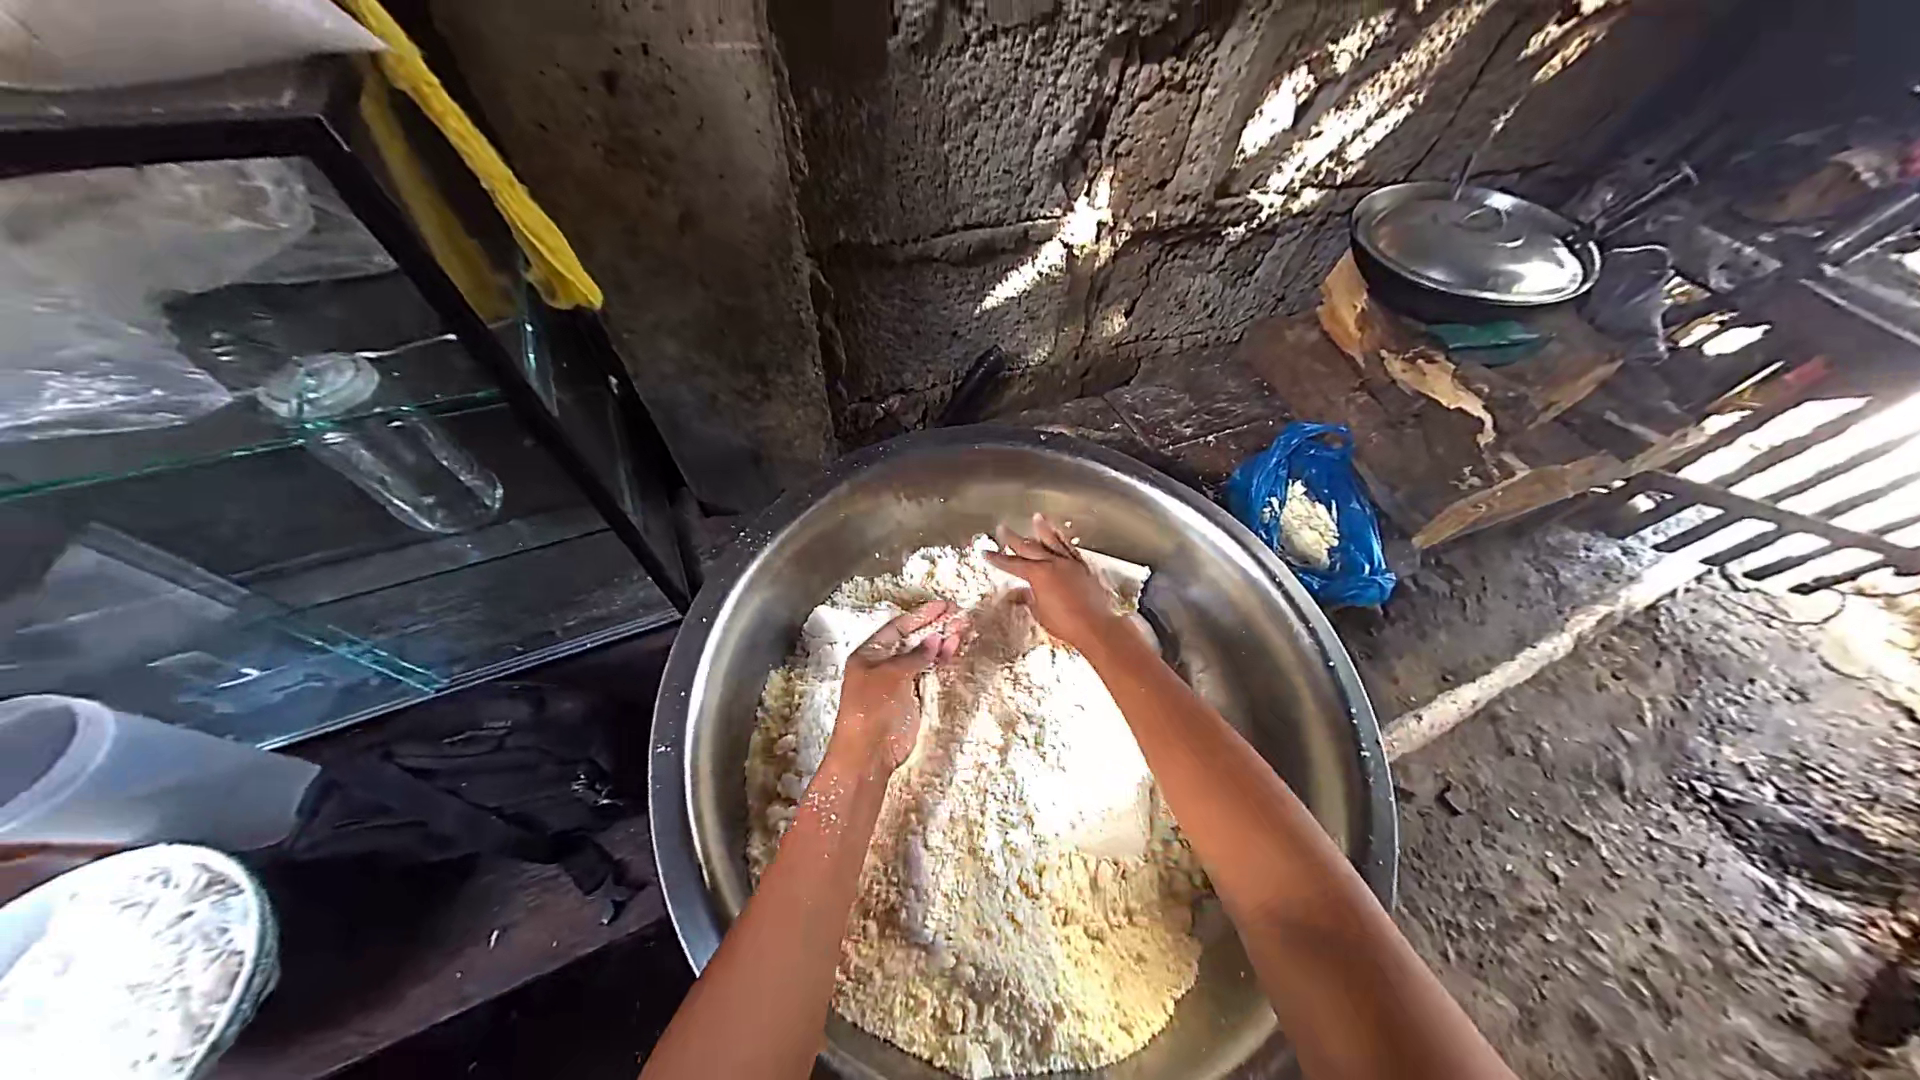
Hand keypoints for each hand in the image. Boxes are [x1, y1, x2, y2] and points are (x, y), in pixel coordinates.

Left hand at [834, 600, 965, 771]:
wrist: (869, 754)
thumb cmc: (872, 709)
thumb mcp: (891, 676)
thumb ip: (914, 656)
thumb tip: (935, 639)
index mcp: (869, 654)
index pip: (898, 627)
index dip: (920, 615)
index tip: (942, 605)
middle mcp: (883, 664)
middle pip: (913, 639)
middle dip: (935, 626)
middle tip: (958, 614)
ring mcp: (898, 681)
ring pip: (923, 655)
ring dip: (942, 642)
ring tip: (962, 629)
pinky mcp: (911, 697)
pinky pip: (928, 672)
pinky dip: (940, 661)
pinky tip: (953, 650)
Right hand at [984, 513, 1124, 650]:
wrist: (1096, 626)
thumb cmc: (1066, 624)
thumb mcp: (1039, 612)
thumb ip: (1028, 598)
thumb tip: (1018, 593)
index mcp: (1038, 574)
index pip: (1012, 564)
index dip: (998, 559)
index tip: (986, 553)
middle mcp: (1053, 563)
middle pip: (1029, 547)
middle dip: (1013, 538)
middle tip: (1002, 528)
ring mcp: (1070, 563)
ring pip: (1053, 541)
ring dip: (1042, 529)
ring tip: (1036, 517)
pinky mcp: (1084, 566)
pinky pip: (1070, 548)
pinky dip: (1063, 539)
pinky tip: (1060, 535)